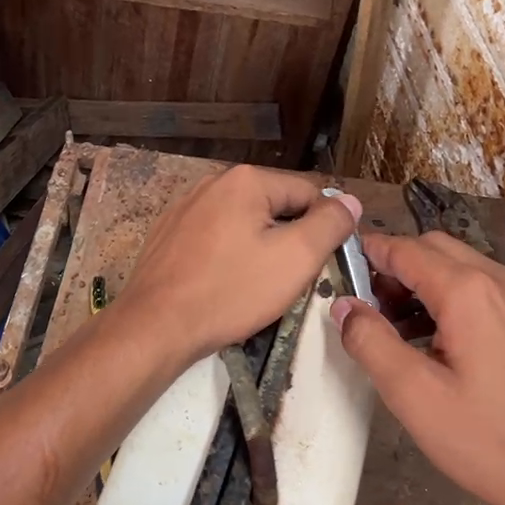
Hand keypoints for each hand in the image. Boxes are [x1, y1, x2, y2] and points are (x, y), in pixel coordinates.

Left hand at [114, 165, 360, 364]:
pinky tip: (225, 284)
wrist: (155, 325)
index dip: (325, 228)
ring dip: (260, 248)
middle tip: (291, 280)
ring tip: (258, 286)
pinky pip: (215, 236)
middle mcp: (214, 182)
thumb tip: (349, 201)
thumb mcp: (294, 259)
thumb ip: (329, 225)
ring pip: (244, 222)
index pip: (308, 193)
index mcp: (246, 180)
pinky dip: (229, 255)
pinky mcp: (169, 232)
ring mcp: (186, 206)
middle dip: (289, 238)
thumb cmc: (230, 291)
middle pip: (275, 205)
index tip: (324, 264)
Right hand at [330, 231, 504, 504]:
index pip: (406, 249)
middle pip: (439, 249)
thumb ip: (370, 342)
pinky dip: (465, 301)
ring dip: (431, 285)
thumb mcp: (414, 397)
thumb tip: (345, 306)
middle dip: (400, 267)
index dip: (370, 252)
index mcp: (470, 292)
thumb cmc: (492, 443)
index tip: (344, 265)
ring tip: (408, 333)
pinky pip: (497, 294)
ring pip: (470, 270)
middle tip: (374, 308)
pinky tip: (455, 349)